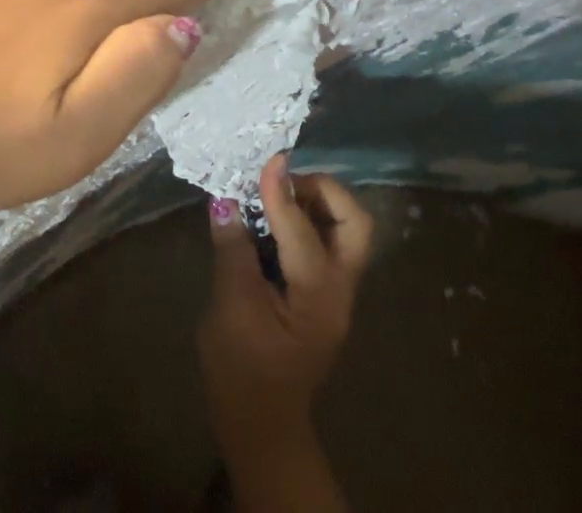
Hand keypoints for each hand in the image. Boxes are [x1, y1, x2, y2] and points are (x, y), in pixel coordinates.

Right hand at [199, 154, 373, 437]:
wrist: (261, 422)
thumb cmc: (241, 370)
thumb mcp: (229, 310)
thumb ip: (232, 252)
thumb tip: (227, 201)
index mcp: (319, 295)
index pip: (302, 229)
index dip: (281, 192)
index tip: (268, 159)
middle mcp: (340, 289)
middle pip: (354, 224)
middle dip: (322, 191)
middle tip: (281, 181)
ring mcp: (337, 294)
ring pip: (345, 232)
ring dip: (315, 204)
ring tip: (274, 194)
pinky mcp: (324, 296)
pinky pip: (327, 245)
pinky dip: (306, 223)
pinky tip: (273, 222)